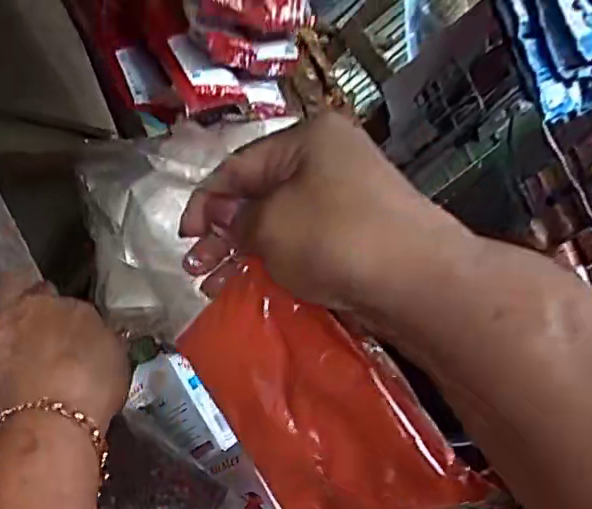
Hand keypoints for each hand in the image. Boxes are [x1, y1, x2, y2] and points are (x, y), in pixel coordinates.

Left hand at [0, 251, 128, 422]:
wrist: (56, 418)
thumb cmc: (93, 396)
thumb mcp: (115, 363)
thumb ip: (102, 342)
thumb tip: (93, 335)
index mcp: (80, 312)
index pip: (74, 312)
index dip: (73, 329)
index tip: (75, 348)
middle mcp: (44, 305)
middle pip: (43, 294)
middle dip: (46, 301)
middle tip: (50, 325)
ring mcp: (9, 315)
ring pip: (9, 286)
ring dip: (12, 285)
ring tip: (11, 282)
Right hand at [178, 111, 467, 318]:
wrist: (407, 277)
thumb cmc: (334, 238)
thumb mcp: (271, 224)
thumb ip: (237, 221)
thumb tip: (222, 218)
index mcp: (306, 141)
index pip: (238, 166)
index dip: (205, 202)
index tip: (183, 237)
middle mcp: (323, 163)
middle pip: (255, 196)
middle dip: (220, 234)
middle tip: (195, 268)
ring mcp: (338, 200)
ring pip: (273, 225)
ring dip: (239, 254)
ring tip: (212, 285)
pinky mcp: (346, 236)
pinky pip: (295, 246)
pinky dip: (268, 263)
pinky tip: (247, 285)